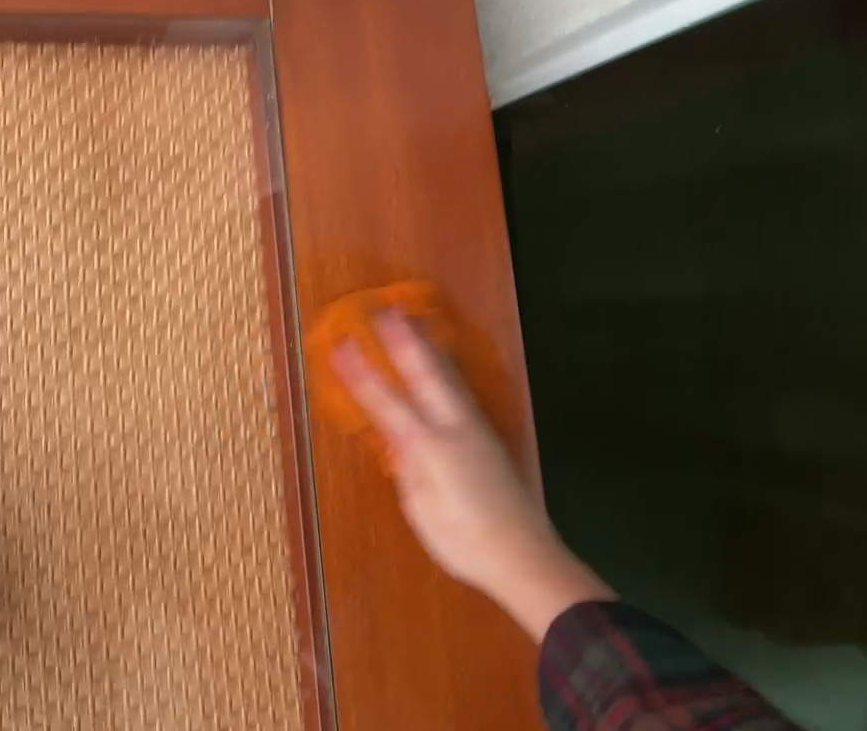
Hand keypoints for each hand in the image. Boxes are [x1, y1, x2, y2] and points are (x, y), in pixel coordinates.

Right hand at [332, 309, 611, 639]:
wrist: (525, 557)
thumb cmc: (464, 541)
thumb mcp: (421, 508)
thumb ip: (407, 467)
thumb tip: (398, 441)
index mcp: (429, 446)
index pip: (385, 400)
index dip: (360, 371)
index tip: (341, 342)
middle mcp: (453, 428)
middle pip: (424, 373)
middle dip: (402, 339)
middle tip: (386, 308)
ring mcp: (475, 429)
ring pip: (447, 376)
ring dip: (427, 345)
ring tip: (414, 318)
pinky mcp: (487, 437)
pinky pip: (460, 391)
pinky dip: (445, 367)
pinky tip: (441, 361)